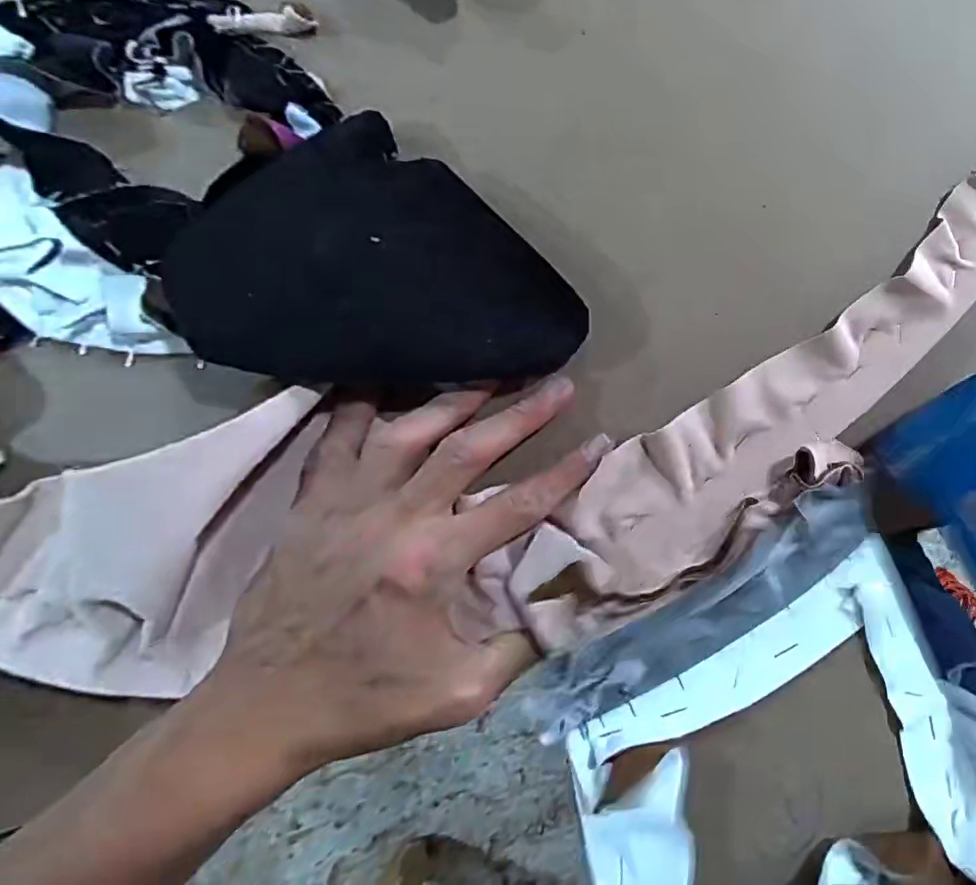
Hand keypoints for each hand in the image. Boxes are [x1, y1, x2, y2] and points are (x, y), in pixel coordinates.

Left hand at [198, 375, 613, 769]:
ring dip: (453, 400)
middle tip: (559, 384)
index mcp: (431, 565)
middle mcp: (391, 523)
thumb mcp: (465, 692)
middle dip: (522, 413)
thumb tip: (575, 600)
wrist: (254, 717)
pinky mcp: (309, 511)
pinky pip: (334, 445)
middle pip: (467, 450)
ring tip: (490, 376)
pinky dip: (358, 409)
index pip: (520, 503)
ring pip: (404, 434)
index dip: (568, 471)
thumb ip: (525, 644)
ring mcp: (343, 511)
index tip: (602, 442)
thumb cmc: (370, 702)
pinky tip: (382, 384)